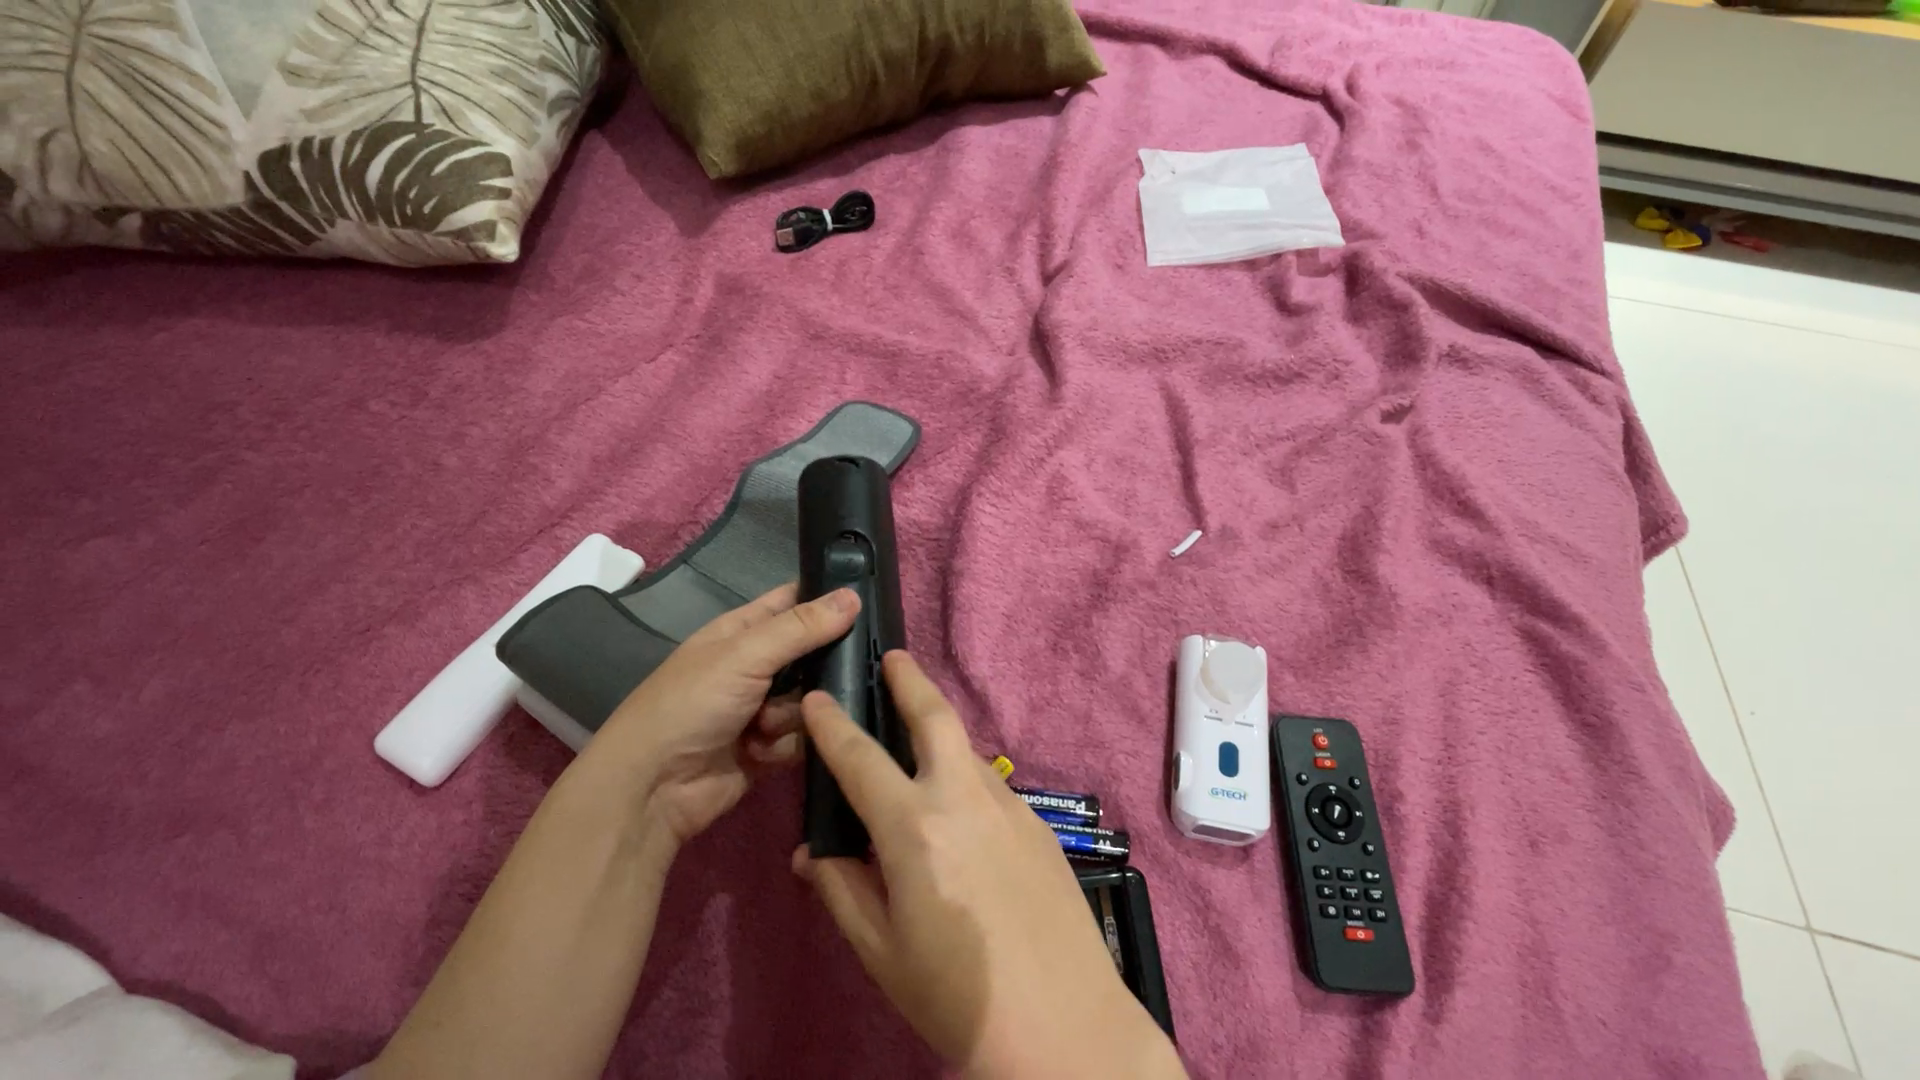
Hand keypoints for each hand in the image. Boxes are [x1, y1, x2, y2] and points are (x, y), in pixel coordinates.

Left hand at [583, 583, 859, 845]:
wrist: (654, 786)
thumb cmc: (691, 704)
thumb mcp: (745, 654)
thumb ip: (801, 627)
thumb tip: (853, 595)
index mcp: (744, 631)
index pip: (795, 602)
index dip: (829, 598)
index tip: (871, 600)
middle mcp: (757, 666)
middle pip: (815, 655)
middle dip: (825, 667)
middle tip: (836, 673)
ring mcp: (765, 708)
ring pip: (814, 699)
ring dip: (796, 713)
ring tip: (765, 725)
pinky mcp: (771, 748)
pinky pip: (805, 737)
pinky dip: (787, 745)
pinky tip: (763, 752)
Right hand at [792, 653, 1184, 1079]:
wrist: (1062, 1024)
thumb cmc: (955, 994)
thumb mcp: (880, 950)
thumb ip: (840, 888)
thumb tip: (810, 851)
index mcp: (914, 827)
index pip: (861, 759)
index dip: (832, 725)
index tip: (817, 699)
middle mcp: (963, 799)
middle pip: (935, 718)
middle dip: (910, 680)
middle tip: (895, 658)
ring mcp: (1010, 807)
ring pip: (968, 750)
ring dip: (940, 732)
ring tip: (917, 736)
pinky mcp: (1039, 826)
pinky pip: (991, 787)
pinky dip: (965, 778)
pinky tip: (959, 812)